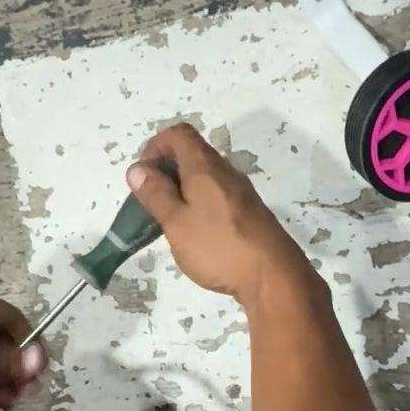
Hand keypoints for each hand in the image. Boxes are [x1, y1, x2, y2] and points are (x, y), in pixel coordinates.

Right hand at [126, 124, 308, 305]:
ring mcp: (242, 194)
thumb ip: (156, 194)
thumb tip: (137, 168)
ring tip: (172, 222)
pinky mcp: (251, 215)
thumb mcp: (177, 222)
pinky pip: (219, 199)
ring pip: (207, 180)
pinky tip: (198, 235)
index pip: (179, 134)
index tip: (144, 174)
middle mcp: (226, 172)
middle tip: (153, 202)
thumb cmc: (218, 247)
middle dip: (167, 172)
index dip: (156, 145)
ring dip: (184, 192)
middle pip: (193, 156)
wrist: (273, 276)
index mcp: (205, 166)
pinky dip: (202, 207)